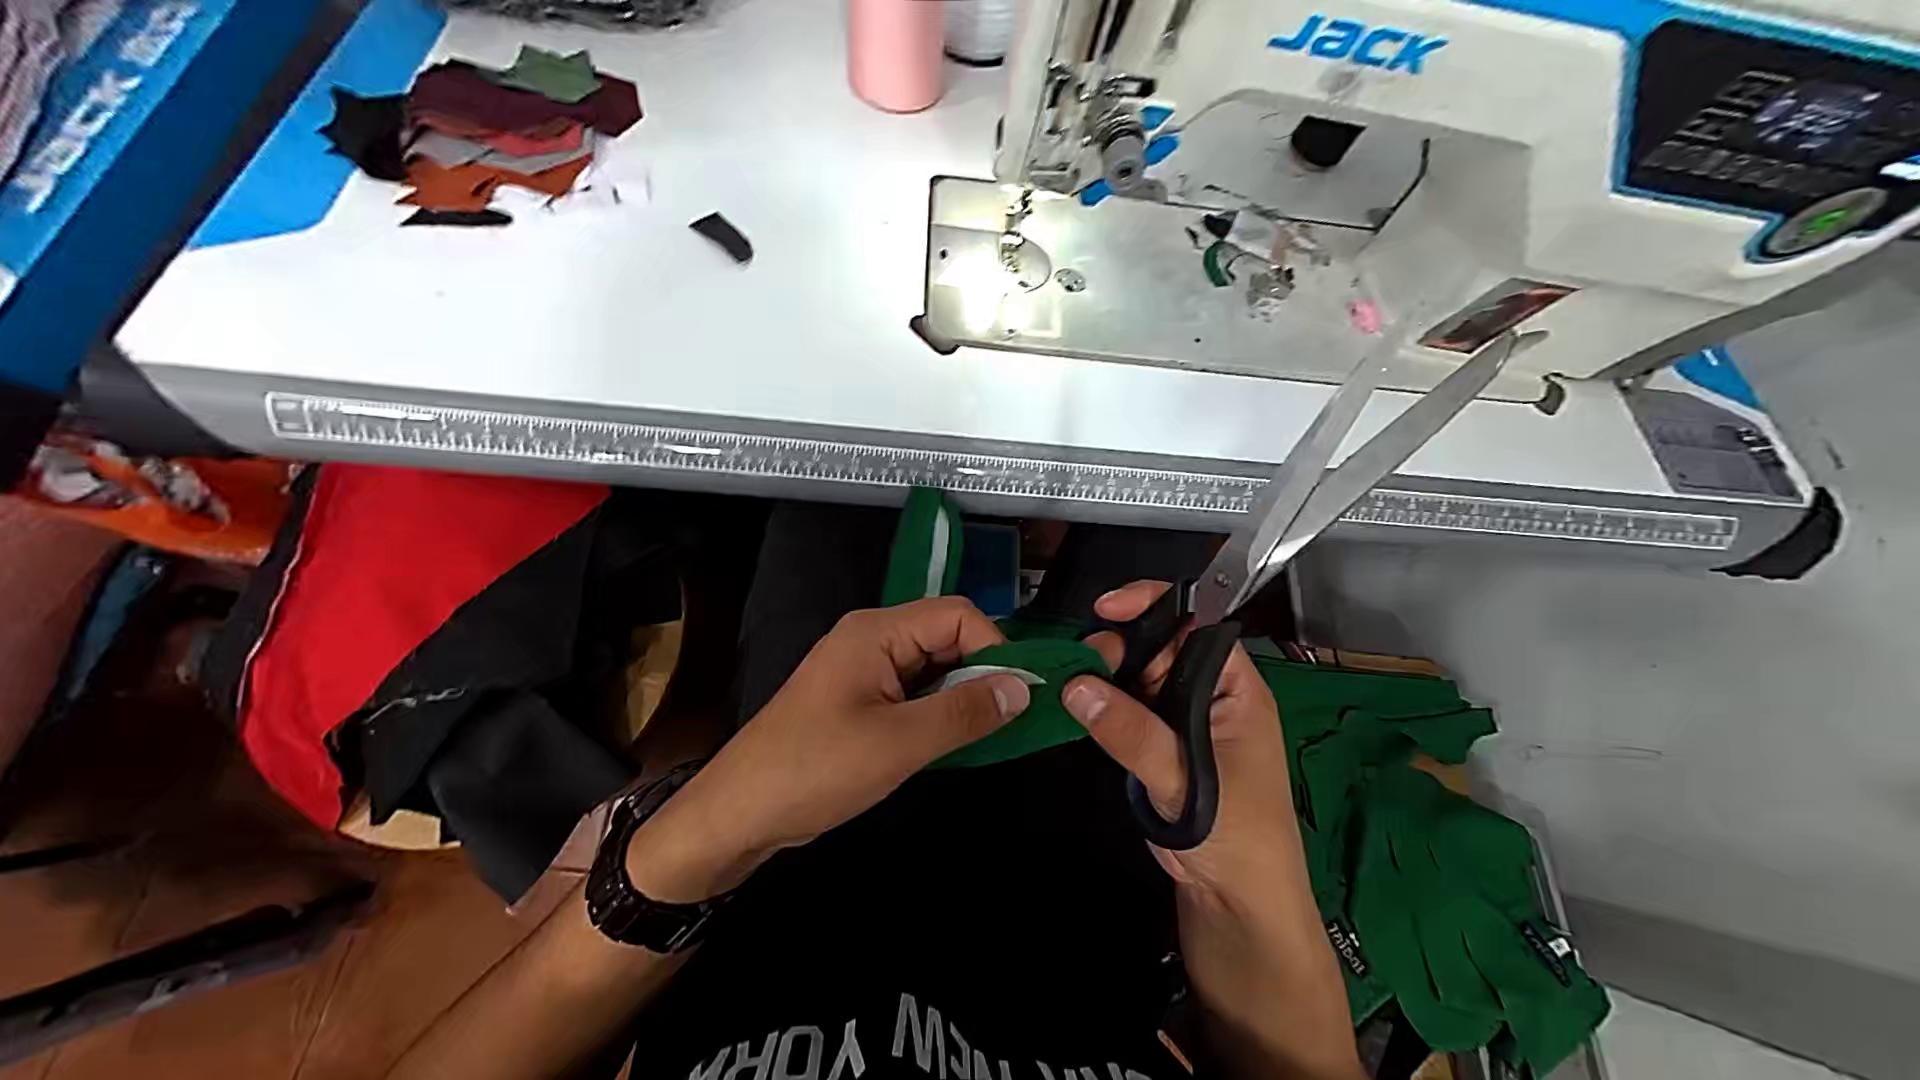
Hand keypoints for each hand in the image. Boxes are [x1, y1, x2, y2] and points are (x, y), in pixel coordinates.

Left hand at [626, 596, 1031, 901]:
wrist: (740, 812)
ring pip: (935, 666)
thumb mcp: (899, 743)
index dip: (995, 648)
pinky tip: (956, 739)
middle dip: (982, 673)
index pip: (958, 615)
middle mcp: (873, 638)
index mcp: (878, 631)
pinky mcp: (862, 698)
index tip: (1018, 696)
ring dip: (963, 695)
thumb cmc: (816, 769)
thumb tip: (1023, 687)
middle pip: (948, 636)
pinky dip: (940, 711)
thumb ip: (965, 712)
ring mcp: (865, 668)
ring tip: (988, 733)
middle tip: (1010, 719)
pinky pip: (916, 690)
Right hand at [1064, 581, 1301, 906]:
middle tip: (1084, 662)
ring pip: (1136, 677)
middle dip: (1120, 645)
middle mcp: (1208, 694)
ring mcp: (1180, 719)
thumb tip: (1077, 686)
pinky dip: (1102, 704)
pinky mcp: (1156, 743)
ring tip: (1076, 686)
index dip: (1154, 606)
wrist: (1236, 903)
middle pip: (1158, 646)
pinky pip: (1125, 708)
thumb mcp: (1186, 780)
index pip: (1196, 624)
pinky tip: (1080, 706)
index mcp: (1234, 688)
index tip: (1107, 609)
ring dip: (1106, 676)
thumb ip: (1132, 732)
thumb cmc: (1238, 838)